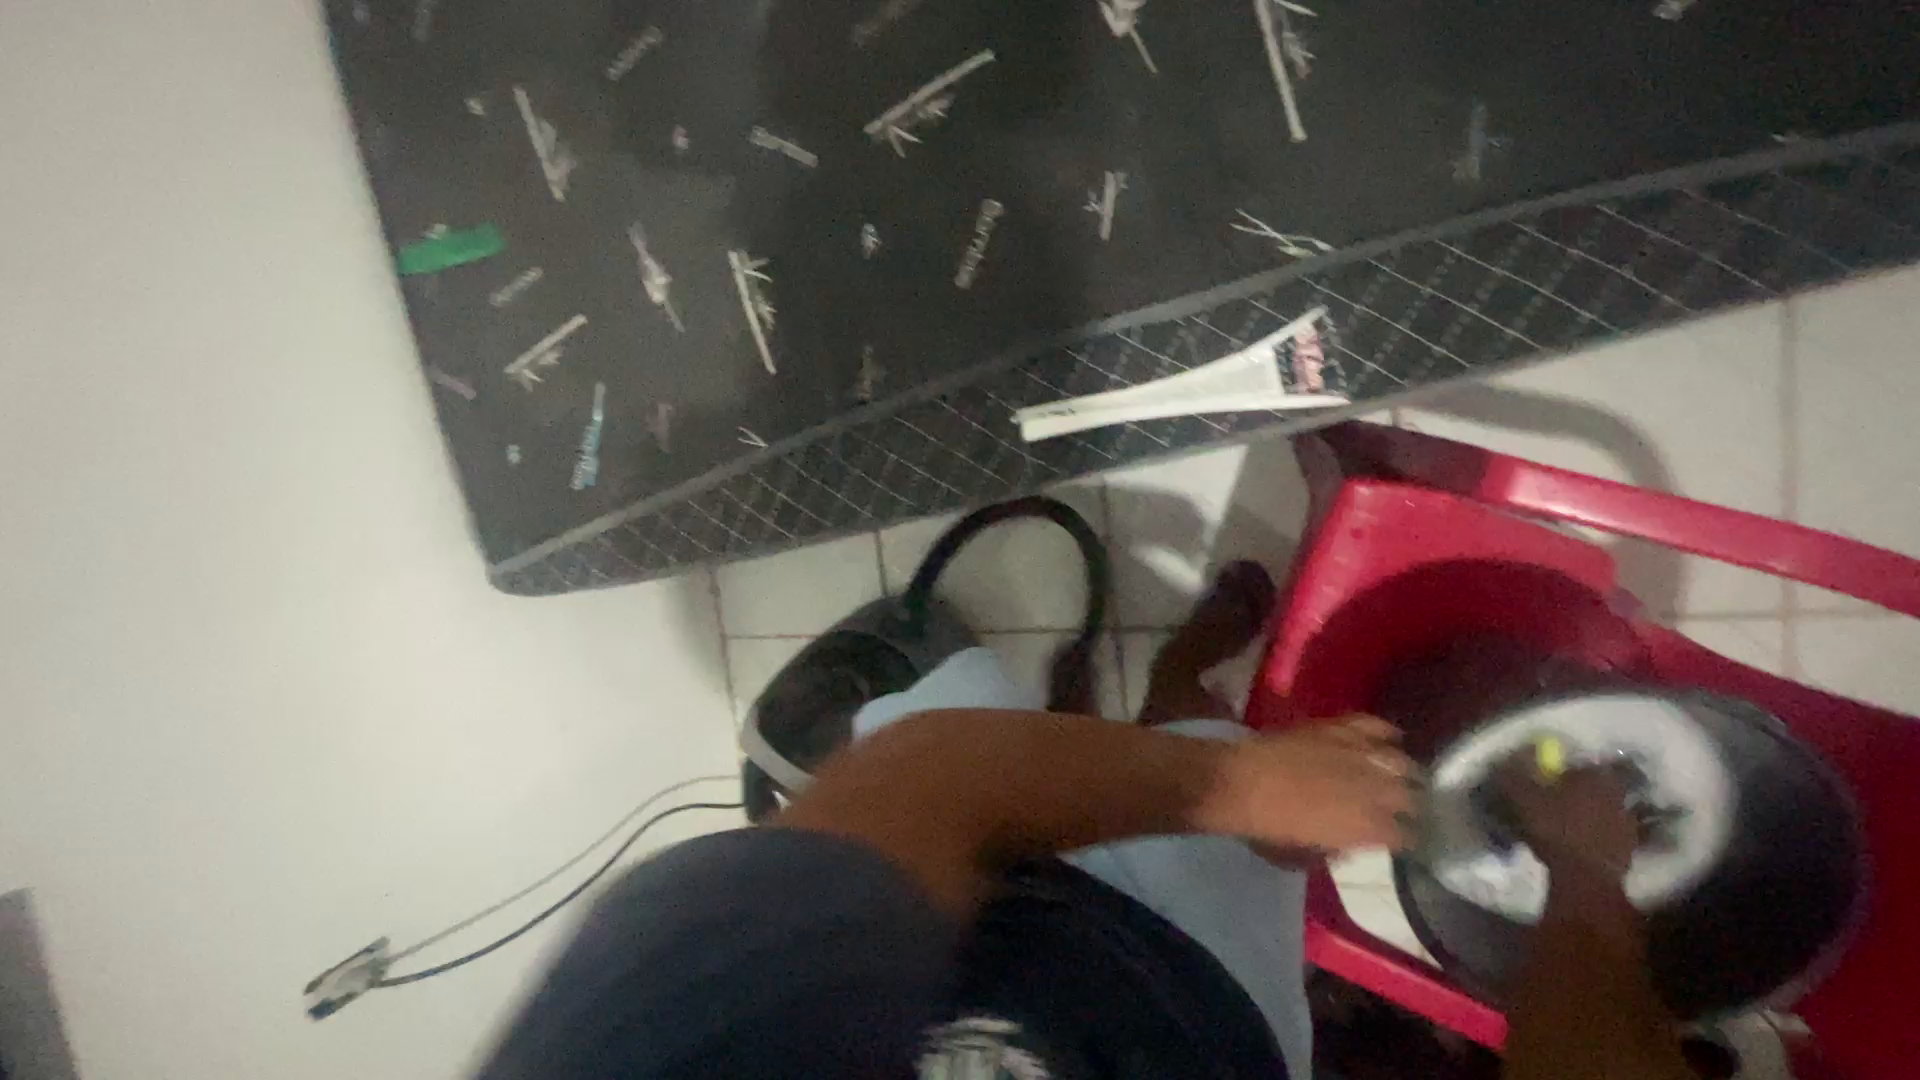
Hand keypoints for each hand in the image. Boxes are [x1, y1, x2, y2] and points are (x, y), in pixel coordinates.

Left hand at [1204, 715, 1419, 850]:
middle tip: (1405, 807)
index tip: (1407, 838)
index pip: (1409, 836)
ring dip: (1403, 771)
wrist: (1239, 782)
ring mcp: (1357, 754)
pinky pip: (1373, 726)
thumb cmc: (1266, 826)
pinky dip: (1384, 732)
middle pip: (1412, 797)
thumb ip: (1336, 850)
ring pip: (1401, 762)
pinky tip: (1388, 739)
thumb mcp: (1304, 855)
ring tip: (1401, 775)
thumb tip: (1349, 845)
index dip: (1409, 838)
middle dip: (1412, 804)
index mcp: (1368, 827)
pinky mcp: (1338, 728)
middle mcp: (1373, 789)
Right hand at [1491, 753, 1637, 878]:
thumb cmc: (1554, 828)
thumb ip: (1515, 774)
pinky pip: (1607, 832)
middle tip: (1552, 801)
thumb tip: (1511, 755)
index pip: (1578, 763)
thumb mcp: (1522, 797)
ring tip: (1563, 824)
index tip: (1544, 779)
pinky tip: (1576, 842)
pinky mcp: (1630, 848)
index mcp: (1595, 776)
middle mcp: (1617, 794)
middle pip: (1592, 786)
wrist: (1585, 876)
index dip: (1560, 770)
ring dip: (1586, 813)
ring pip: (1601, 809)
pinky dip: (1593, 834)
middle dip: (1574, 791)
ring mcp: (1628, 822)